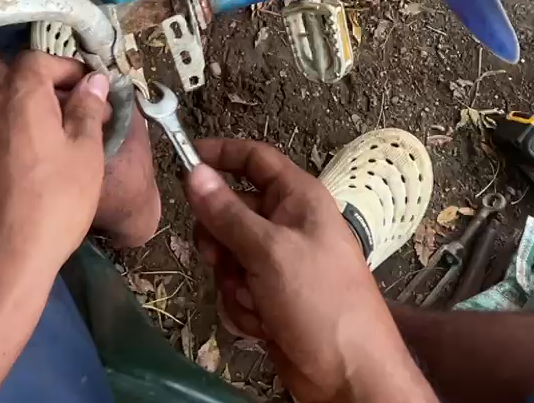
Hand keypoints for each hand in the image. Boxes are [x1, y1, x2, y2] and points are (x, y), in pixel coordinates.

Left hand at [0, 52, 111, 286]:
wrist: (1, 262)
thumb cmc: (54, 201)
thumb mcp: (86, 152)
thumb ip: (88, 109)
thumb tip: (93, 81)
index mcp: (20, 96)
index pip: (38, 58)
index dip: (66, 66)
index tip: (92, 87)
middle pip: (22, 81)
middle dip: (56, 90)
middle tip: (86, 114)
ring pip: (11, 108)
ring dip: (39, 114)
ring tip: (70, 140)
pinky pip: (0, 133)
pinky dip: (23, 135)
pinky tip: (43, 165)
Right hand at [184, 139, 434, 402]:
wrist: (350, 379)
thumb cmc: (320, 301)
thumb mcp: (269, 250)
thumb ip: (227, 212)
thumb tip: (193, 172)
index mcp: (297, 196)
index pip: (253, 158)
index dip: (219, 154)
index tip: (183, 159)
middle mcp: (286, 222)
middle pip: (231, 208)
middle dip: (220, 238)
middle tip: (219, 256)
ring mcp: (277, 261)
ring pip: (227, 252)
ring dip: (232, 280)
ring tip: (254, 299)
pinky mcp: (269, 295)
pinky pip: (235, 286)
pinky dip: (241, 305)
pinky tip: (261, 323)